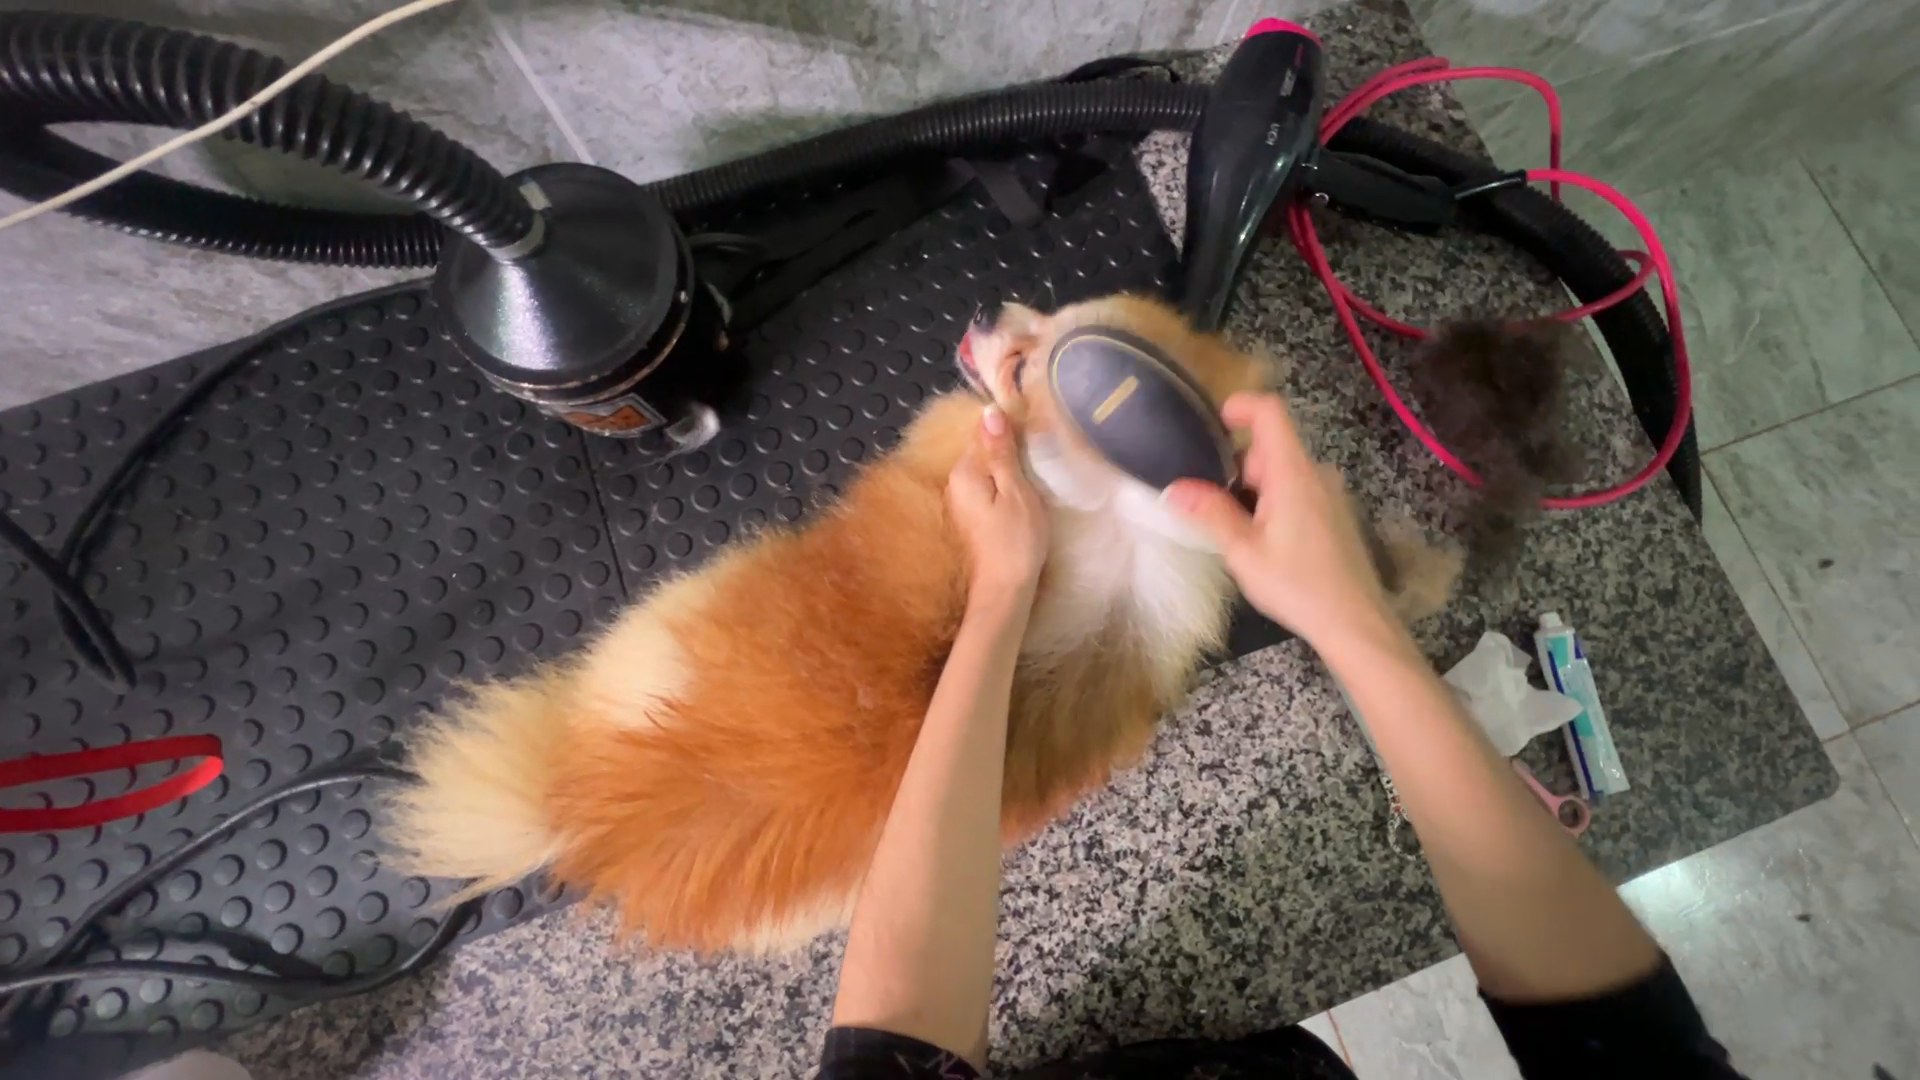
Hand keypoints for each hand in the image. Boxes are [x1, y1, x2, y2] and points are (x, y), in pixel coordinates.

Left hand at [947, 406, 1048, 601]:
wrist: (1004, 591)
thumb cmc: (1016, 540)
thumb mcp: (1016, 491)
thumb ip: (1001, 452)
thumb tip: (989, 412)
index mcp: (964, 472)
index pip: (983, 432)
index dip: (1008, 430)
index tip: (1032, 438)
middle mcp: (954, 483)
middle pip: (982, 452)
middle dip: (1006, 451)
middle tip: (1037, 460)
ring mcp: (958, 503)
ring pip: (984, 472)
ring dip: (1005, 471)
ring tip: (1032, 479)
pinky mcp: (968, 519)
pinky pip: (985, 491)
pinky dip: (1001, 489)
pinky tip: (1019, 500)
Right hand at [1165, 393, 1393, 647]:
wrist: (1355, 622)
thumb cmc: (1297, 585)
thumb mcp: (1243, 551)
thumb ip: (1210, 513)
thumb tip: (1173, 488)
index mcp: (1292, 474)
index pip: (1269, 413)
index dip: (1239, 406)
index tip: (1211, 421)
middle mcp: (1314, 475)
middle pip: (1266, 449)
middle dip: (1232, 469)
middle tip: (1208, 504)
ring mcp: (1327, 494)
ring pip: (1278, 473)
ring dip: (1249, 491)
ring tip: (1230, 530)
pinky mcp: (1332, 513)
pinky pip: (1293, 491)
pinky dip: (1268, 503)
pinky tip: (1260, 541)